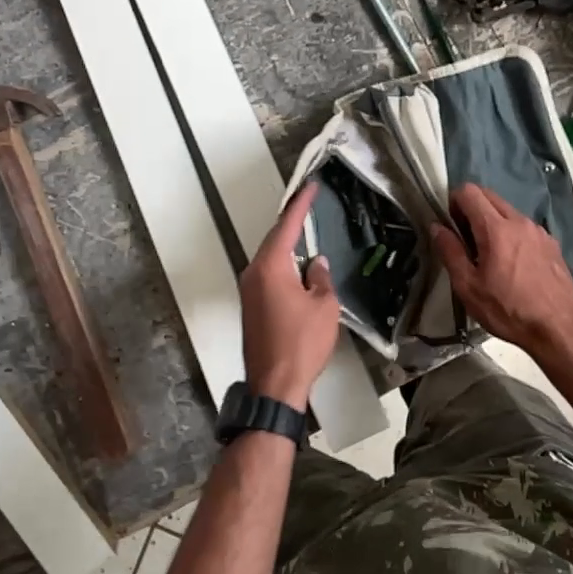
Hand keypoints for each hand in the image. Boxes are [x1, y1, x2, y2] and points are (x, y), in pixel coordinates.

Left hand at [240, 182, 341, 410]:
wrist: (274, 386)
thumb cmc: (301, 344)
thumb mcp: (324, 307)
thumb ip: (320, 278)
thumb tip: (316, 264)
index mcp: (271, 266)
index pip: (287, 226)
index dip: (301, 205)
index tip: (310, 186)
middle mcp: (254, 273)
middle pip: (274, 240)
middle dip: (291, 223)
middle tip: (309, 205)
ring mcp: (249, 290)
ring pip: (269, 258)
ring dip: (286, 246)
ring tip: (305, 231)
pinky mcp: (251, 306)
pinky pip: (267, 274)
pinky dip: (282, 265)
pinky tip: (296, 267)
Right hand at [430, 183, 572, 354]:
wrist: (559, 329)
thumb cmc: (508, 310)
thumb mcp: (468, 287)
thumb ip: (450, 251)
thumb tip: (436, 226)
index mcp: (496, 228)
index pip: (469, 191)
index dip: (454, 202)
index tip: (451, 225)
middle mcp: (519, 221)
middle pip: (489, 195)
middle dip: (472, 207)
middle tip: (466, 238)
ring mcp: (538, 231)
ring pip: (507, 210)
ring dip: (492, 220)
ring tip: (490, 254)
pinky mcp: (551, 243)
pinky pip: (524, 226)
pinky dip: (512, 233)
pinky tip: (513, 263)